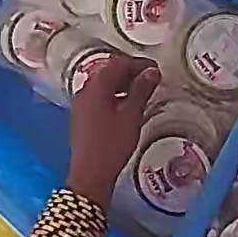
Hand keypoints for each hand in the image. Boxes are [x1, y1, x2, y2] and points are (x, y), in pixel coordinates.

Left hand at [67, 56, 159, 204]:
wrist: (90, 173)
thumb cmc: (113, 143)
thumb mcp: (132, 115)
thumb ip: (142, 90)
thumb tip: (152, 71)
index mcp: (97, 85)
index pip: (119, 63)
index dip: (139, 63)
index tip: (156, 69)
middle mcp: (85, 89)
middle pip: (109, 71)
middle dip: (130, 71)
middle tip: (151, 78)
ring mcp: (81, 103)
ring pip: (104, 84)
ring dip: (122, 83)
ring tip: (142, 91)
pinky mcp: (81, 115)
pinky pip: (99, 96)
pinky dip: (114, 94)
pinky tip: (127, 105)